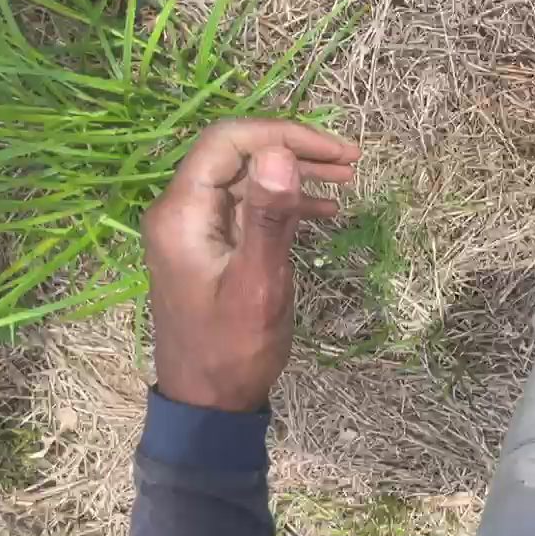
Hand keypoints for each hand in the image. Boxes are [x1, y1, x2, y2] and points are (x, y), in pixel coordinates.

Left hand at [143, 119, 360, 412]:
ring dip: (296, 174)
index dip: (286, 135)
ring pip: (247, 179)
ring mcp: (195, 229)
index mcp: (184, 212)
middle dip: (296, 150)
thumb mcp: (259, 283)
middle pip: (238, 154)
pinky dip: (287, 203)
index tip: (339, 153)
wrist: (209, 399)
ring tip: (347, 180)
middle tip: (352, 162)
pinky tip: (325, 212)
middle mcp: (182, 210)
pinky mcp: (212, 247)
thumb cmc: (235, 346)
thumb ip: (268, 218)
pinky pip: (249, 208)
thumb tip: (279, 153)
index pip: (230, 142)